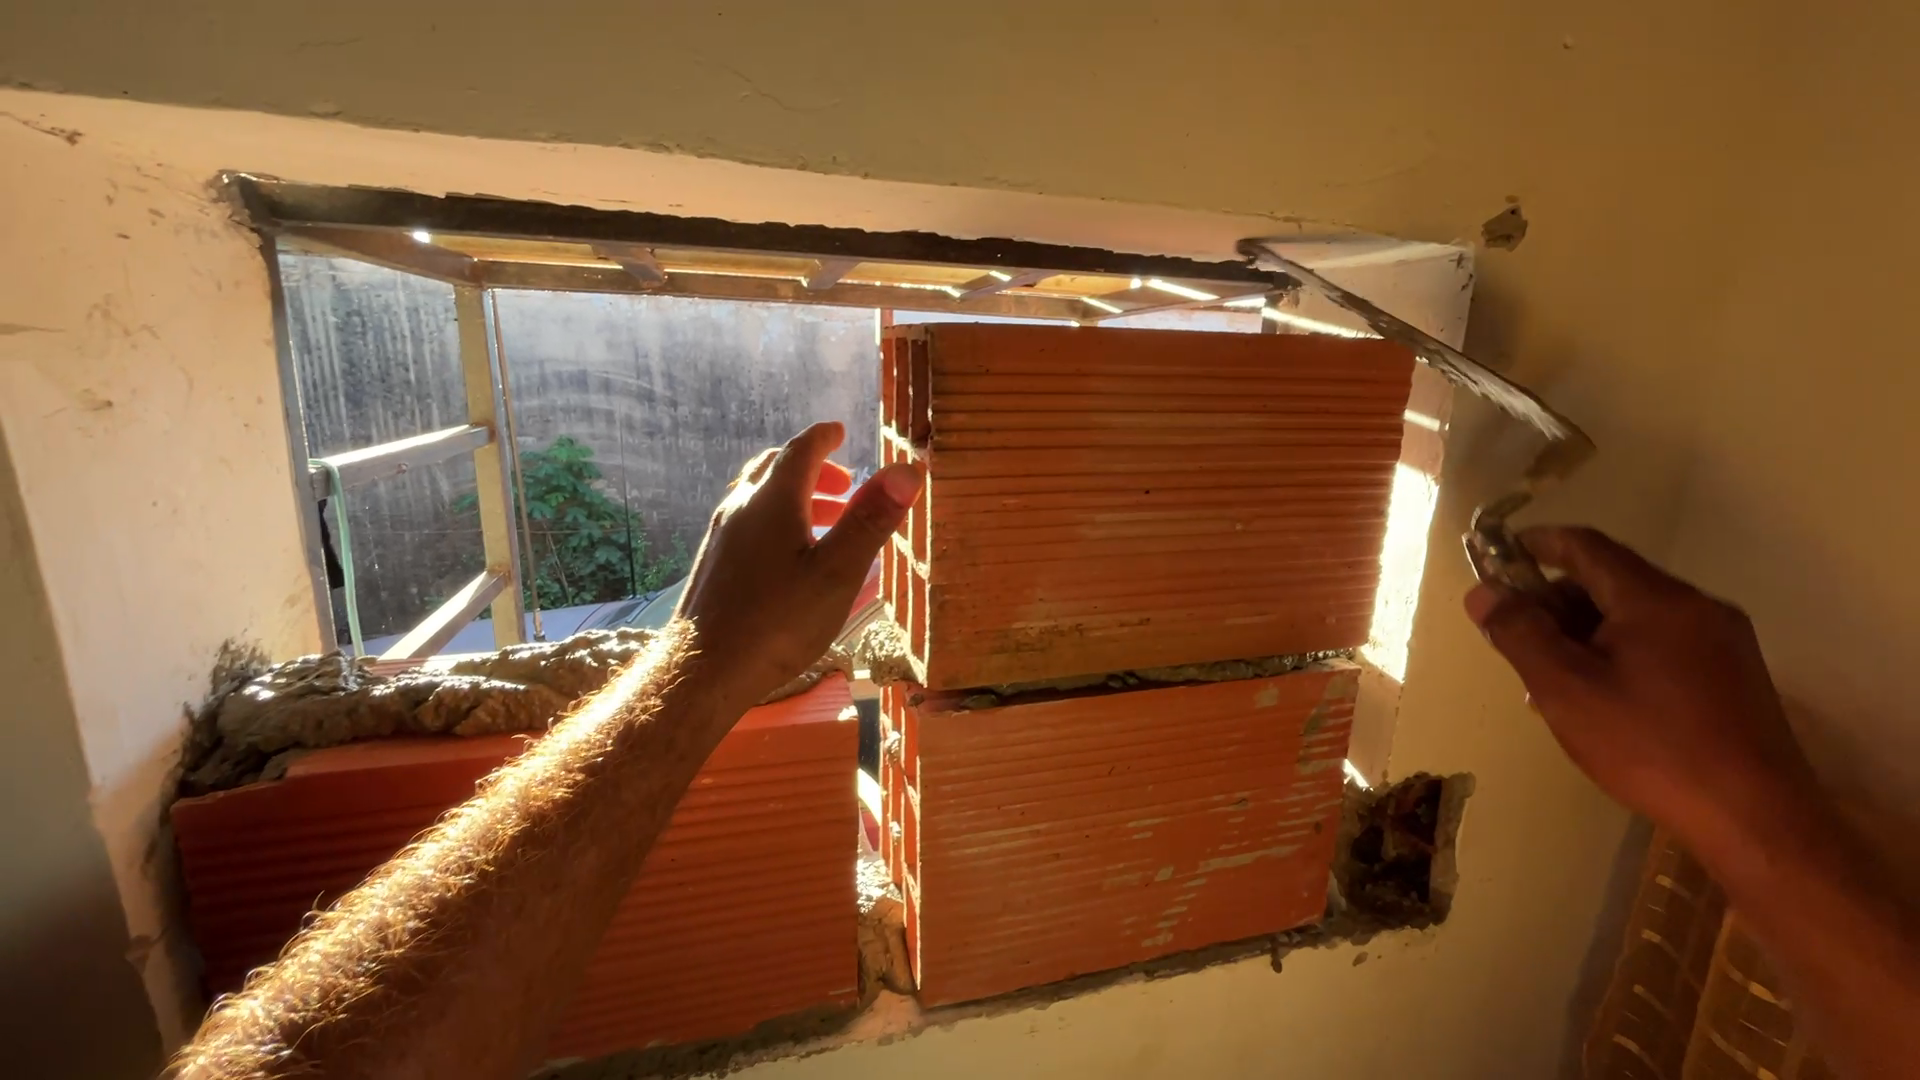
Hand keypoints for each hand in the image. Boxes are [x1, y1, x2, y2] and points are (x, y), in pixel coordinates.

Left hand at [674, 421, 921, 712]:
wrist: (702, 672)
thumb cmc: (778, 621)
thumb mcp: (838, 571)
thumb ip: (871, 519)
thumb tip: (908, 469)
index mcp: (772, 500)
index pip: (801, 449)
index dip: (824, 438)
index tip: (840, 432)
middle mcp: (741, 507)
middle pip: (776, 469)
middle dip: (813, 470)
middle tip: (844, 487)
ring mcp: (722, 535)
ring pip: (760, 497)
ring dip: (796, 498)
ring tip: (827, 523)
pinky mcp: (714, 563)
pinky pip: (750, 523)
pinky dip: (778, 521)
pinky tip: (793, 558)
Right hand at [1464, 526, 1818, 842]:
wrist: (1755, 821)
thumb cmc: (1648, 745)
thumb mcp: (1563, 687)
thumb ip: (1518, 632)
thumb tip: (1481, 592)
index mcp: (1657, 601)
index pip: (1585, 546)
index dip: (1533, 544)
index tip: (1490, 556)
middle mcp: (1696, 609)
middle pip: (1607, 581)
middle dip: (1550, 599)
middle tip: (1509, 636)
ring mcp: (1719, 643)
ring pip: (1628, 616)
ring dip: (1577, 631)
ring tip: (1543, 676)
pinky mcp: (1728, 676)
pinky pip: (1654, 643)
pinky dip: (1610, 652)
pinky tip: (1590, 696)